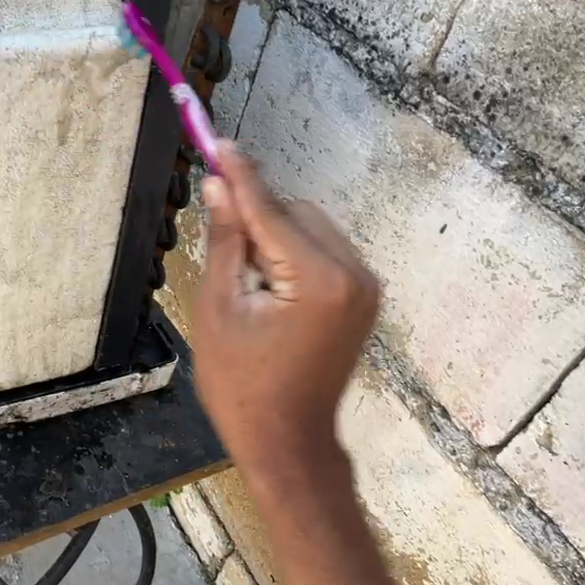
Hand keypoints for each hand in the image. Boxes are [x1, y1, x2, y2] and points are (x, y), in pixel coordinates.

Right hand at [193, 142, 379, 481]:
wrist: (287, 442)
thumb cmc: (240, 386)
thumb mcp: (218, 309)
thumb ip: (225, 241)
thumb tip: (218, 185)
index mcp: (318, 279)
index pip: (271, 211)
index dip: (239, 177)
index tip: (218, 142)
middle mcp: (354, 274)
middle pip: (295, 214)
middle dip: (257, 216)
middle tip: (220, 241)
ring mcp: (366, 287)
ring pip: (310, 230)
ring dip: (275, 236)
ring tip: (244, 279)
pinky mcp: (364, 298)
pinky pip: (323, 253)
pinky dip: (293, 255)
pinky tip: (268, 286)